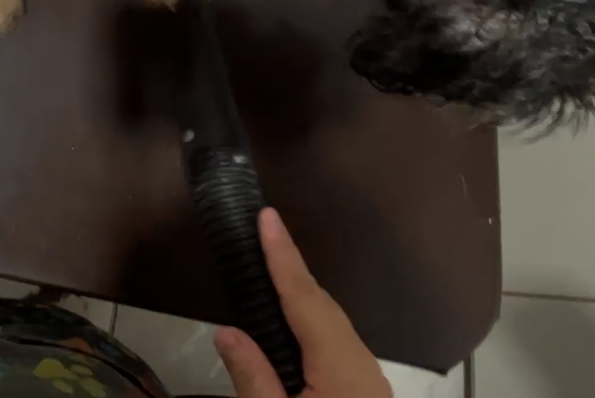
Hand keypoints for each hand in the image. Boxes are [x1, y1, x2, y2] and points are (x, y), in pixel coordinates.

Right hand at [215, 209, 391, 397]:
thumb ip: (254, 379)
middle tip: (257, 235)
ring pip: (330, 323)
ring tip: (266, 274)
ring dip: (299, 298)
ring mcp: (368, 377)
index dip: (283, 254)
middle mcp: (362, 362)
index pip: (304, 297)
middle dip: (289, 270)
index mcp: (341, 366)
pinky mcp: (365, 390)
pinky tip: (291, 327)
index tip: (267, 214)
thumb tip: (225, 332)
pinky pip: (335, 343)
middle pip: (320, 305)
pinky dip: (311, 325)